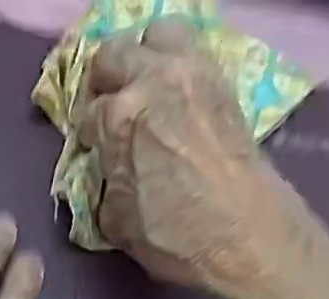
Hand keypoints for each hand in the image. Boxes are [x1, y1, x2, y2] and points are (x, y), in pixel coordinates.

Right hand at [76, 20, 323, 298]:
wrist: (243, 233)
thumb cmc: (170, 235)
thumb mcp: (114, 219)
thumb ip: (104, 183)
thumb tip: (106, 171)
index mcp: (118, 119)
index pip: (86, 113)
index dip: (86, 136)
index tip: (92, 151)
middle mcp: (153, 81)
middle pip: (113, 54)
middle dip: (104, 81)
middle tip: (108, 109)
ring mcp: (192, 72)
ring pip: (158, 32)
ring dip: (144, 56)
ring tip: (143, 89)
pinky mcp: (223, 77)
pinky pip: (192, 49)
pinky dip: (177, 63)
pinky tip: (173, 95)